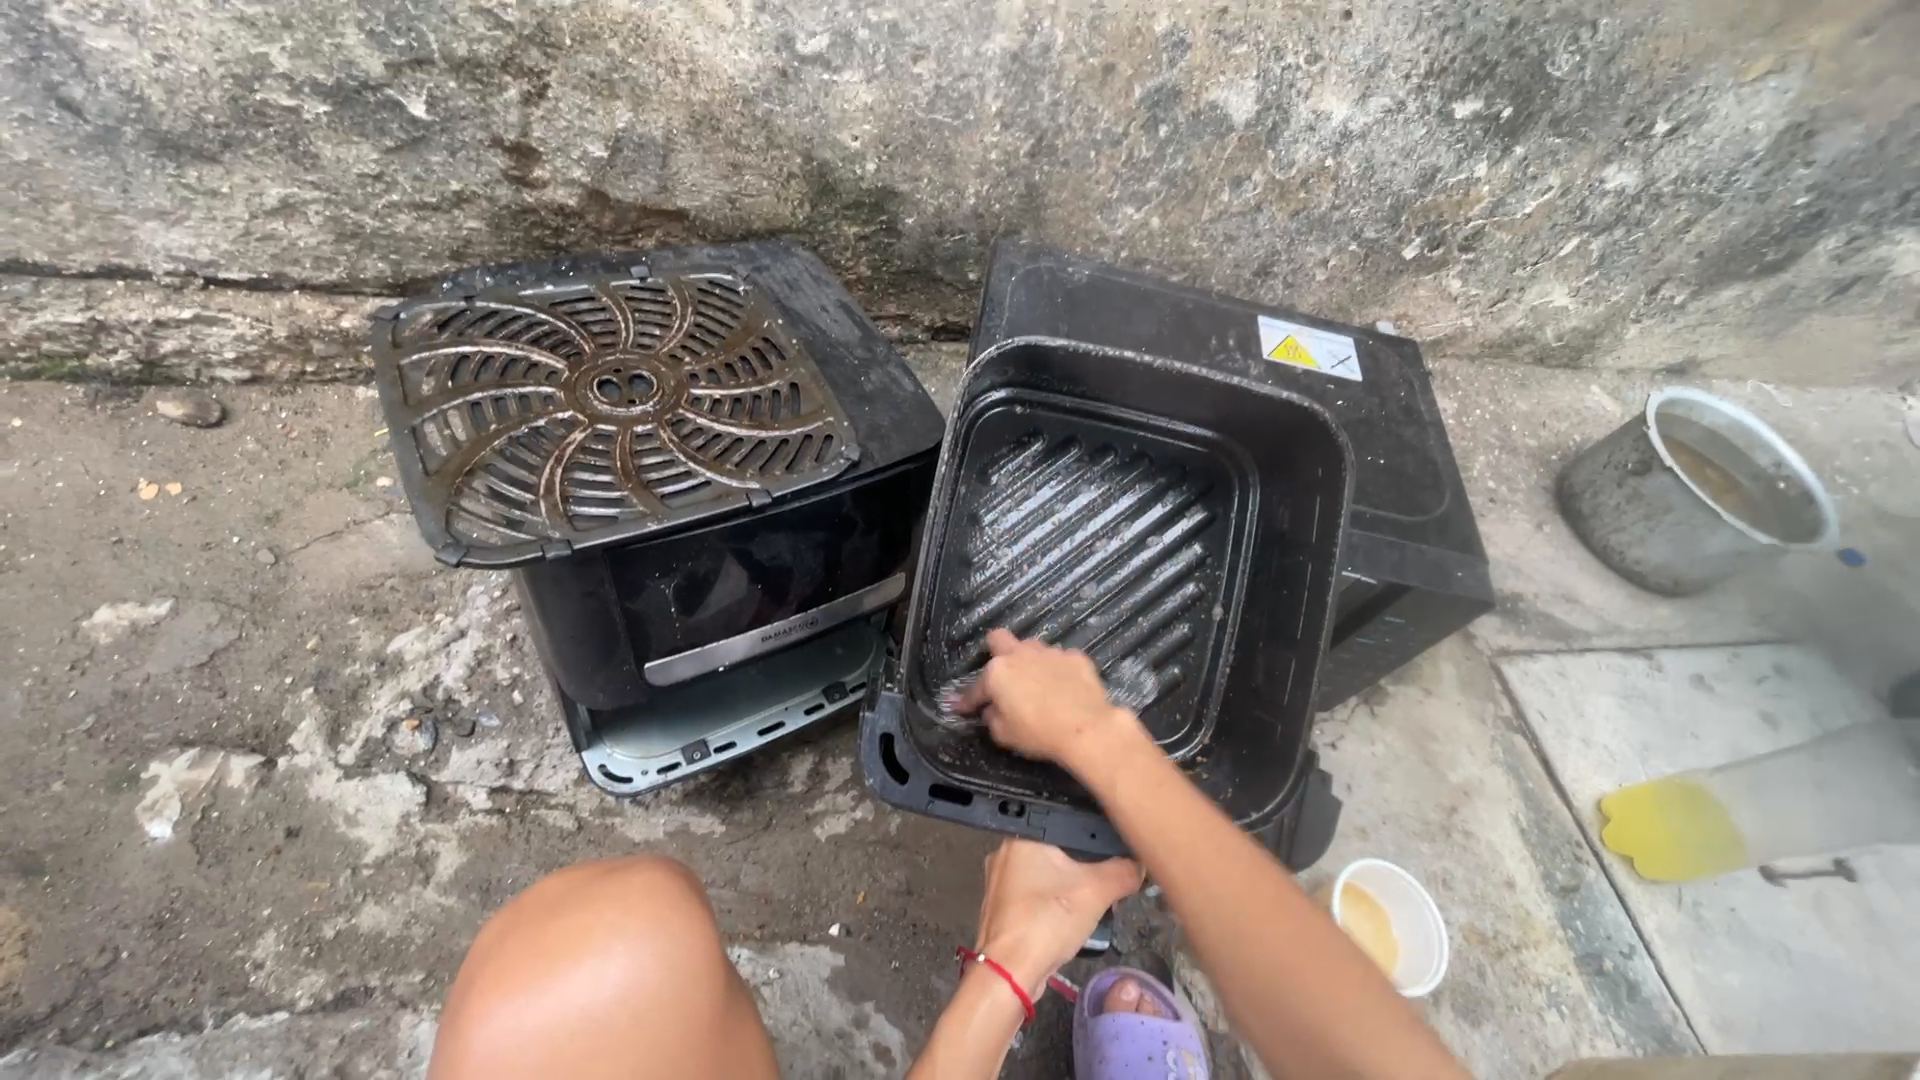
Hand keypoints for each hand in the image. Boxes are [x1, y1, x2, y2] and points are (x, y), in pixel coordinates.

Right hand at [953, 629, 1145, 772]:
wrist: (1086, 728)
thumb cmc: (1038, 733)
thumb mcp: (1004, 734)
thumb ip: (992, 717)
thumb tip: (992, 709)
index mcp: (998, 672)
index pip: (977, 688)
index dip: (968, 701)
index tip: (963, 708)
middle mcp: (1021, 654)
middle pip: (1000, 639)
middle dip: (995, 651)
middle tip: (1001, 674)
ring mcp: (1051, 652)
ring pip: (1033, 648)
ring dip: (1030, 662)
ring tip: (1037, 682)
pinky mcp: (1076, 657)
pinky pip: (1061, 659)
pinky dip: (1058, 671)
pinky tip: (1064, 686)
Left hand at [973, 839, 1142, 994]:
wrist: (1010, 972)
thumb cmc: (1048, 920)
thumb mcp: (1096, 891)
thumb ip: (1122, 872)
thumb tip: (1138, 865)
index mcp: (1021, 836)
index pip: (1066, 827)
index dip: (1093, 845)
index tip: (1111, 861)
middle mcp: (1005, 853)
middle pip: (1058, 855)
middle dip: (1084, 874)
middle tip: (1103, 891)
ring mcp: (999, 883)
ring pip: (1046, 879)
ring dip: (1069, 893)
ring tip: (1089, 909)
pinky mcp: (1001, 908)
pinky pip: (1035, 899)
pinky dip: (1053, 908)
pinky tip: (1066, 924)